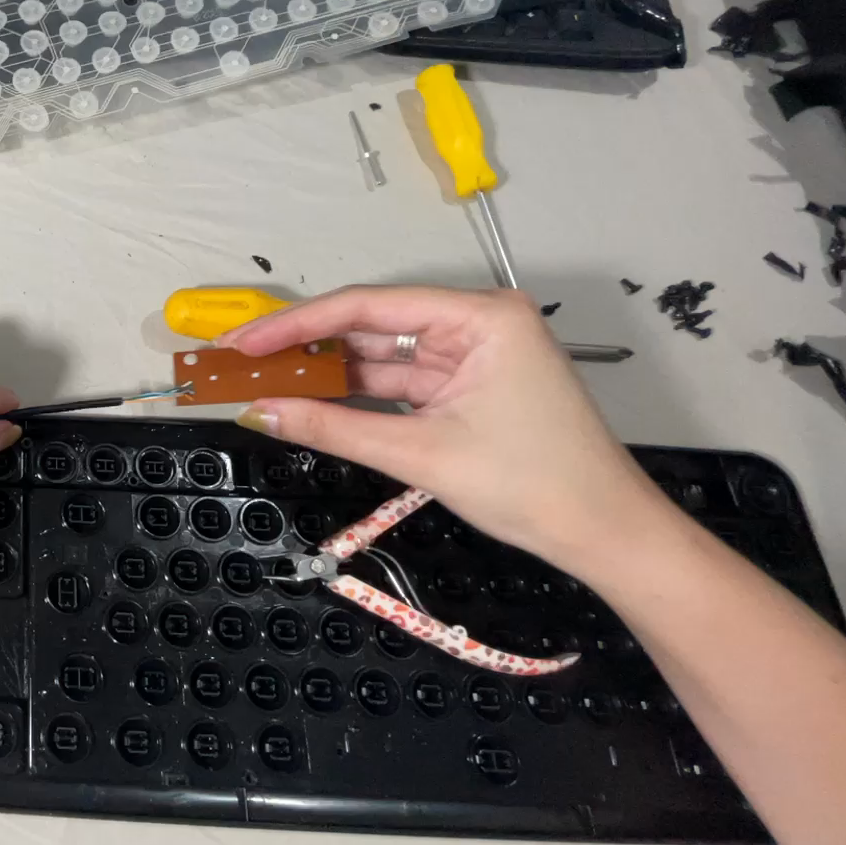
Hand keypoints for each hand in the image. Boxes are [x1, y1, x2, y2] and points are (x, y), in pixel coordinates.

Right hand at [218, 286, 666, 574]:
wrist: (607, 538)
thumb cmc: (528, 484)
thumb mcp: (417, 453)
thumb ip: (328, 426)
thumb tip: (252, 411)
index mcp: (478, 317)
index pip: (365, 306)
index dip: (293, 324)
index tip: (239, 343)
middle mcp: (471, 323)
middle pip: (366, 325)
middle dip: (301, 344)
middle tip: (238, 358)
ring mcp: (465, 355)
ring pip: (373, 354)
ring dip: (319, 370)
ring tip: (259, 378)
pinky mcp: (459, 386)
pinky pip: (390, 381)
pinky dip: (348, 393)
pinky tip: (304, 397)